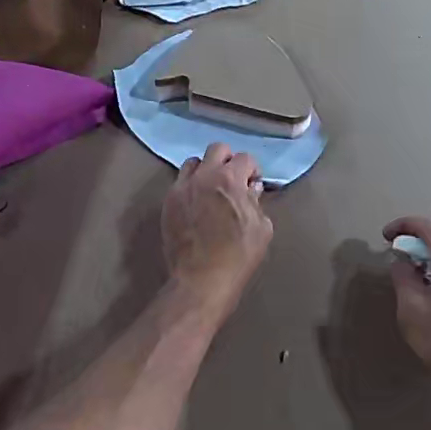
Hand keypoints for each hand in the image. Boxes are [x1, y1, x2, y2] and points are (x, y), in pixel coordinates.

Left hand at [163, 143, 272, 321]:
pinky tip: (197, 205)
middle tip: (234, 180)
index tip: (253, 184)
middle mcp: (204, 177)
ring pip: (193, 163)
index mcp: (230, 179)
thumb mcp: (262, 228)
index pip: (245, 158)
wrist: (202, 279)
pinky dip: (190, 188)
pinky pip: (180, 184)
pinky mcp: (168, 204)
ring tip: (212, 190)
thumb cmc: (238, 255)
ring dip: (206, 171)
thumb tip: (251, 190)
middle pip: (217, 149)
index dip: (253, 170)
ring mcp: (182, 189)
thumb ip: (257, 202)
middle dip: (229, 160)